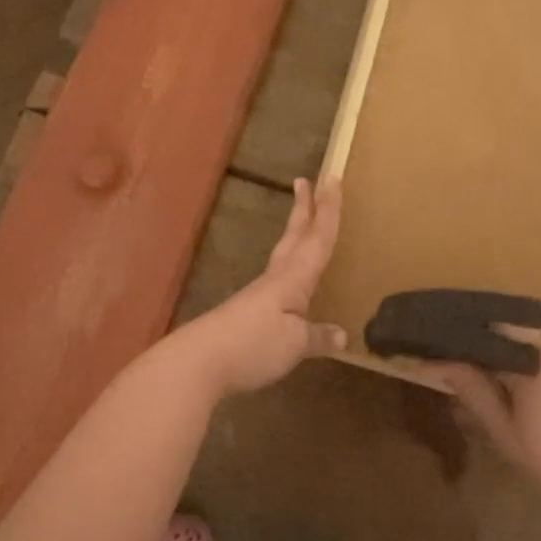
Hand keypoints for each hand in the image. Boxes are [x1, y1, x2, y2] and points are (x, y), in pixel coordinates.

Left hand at [176, 177, 346, 394]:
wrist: (199, 361)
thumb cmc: (254, 344)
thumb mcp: (295, 344)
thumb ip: (318, 337)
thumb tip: (341, 334)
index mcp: (293, 278)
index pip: (317, 238)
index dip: (329, 210)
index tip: (333, 178)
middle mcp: (276, 279)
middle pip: (294, 236)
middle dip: (305, 209)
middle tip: (307, 180)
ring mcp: (258, 295)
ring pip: (284, 254)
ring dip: (295, 233)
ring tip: (302, 222)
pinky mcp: (247, 313)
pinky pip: (277, 280)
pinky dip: (289, 267)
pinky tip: (290, 283)